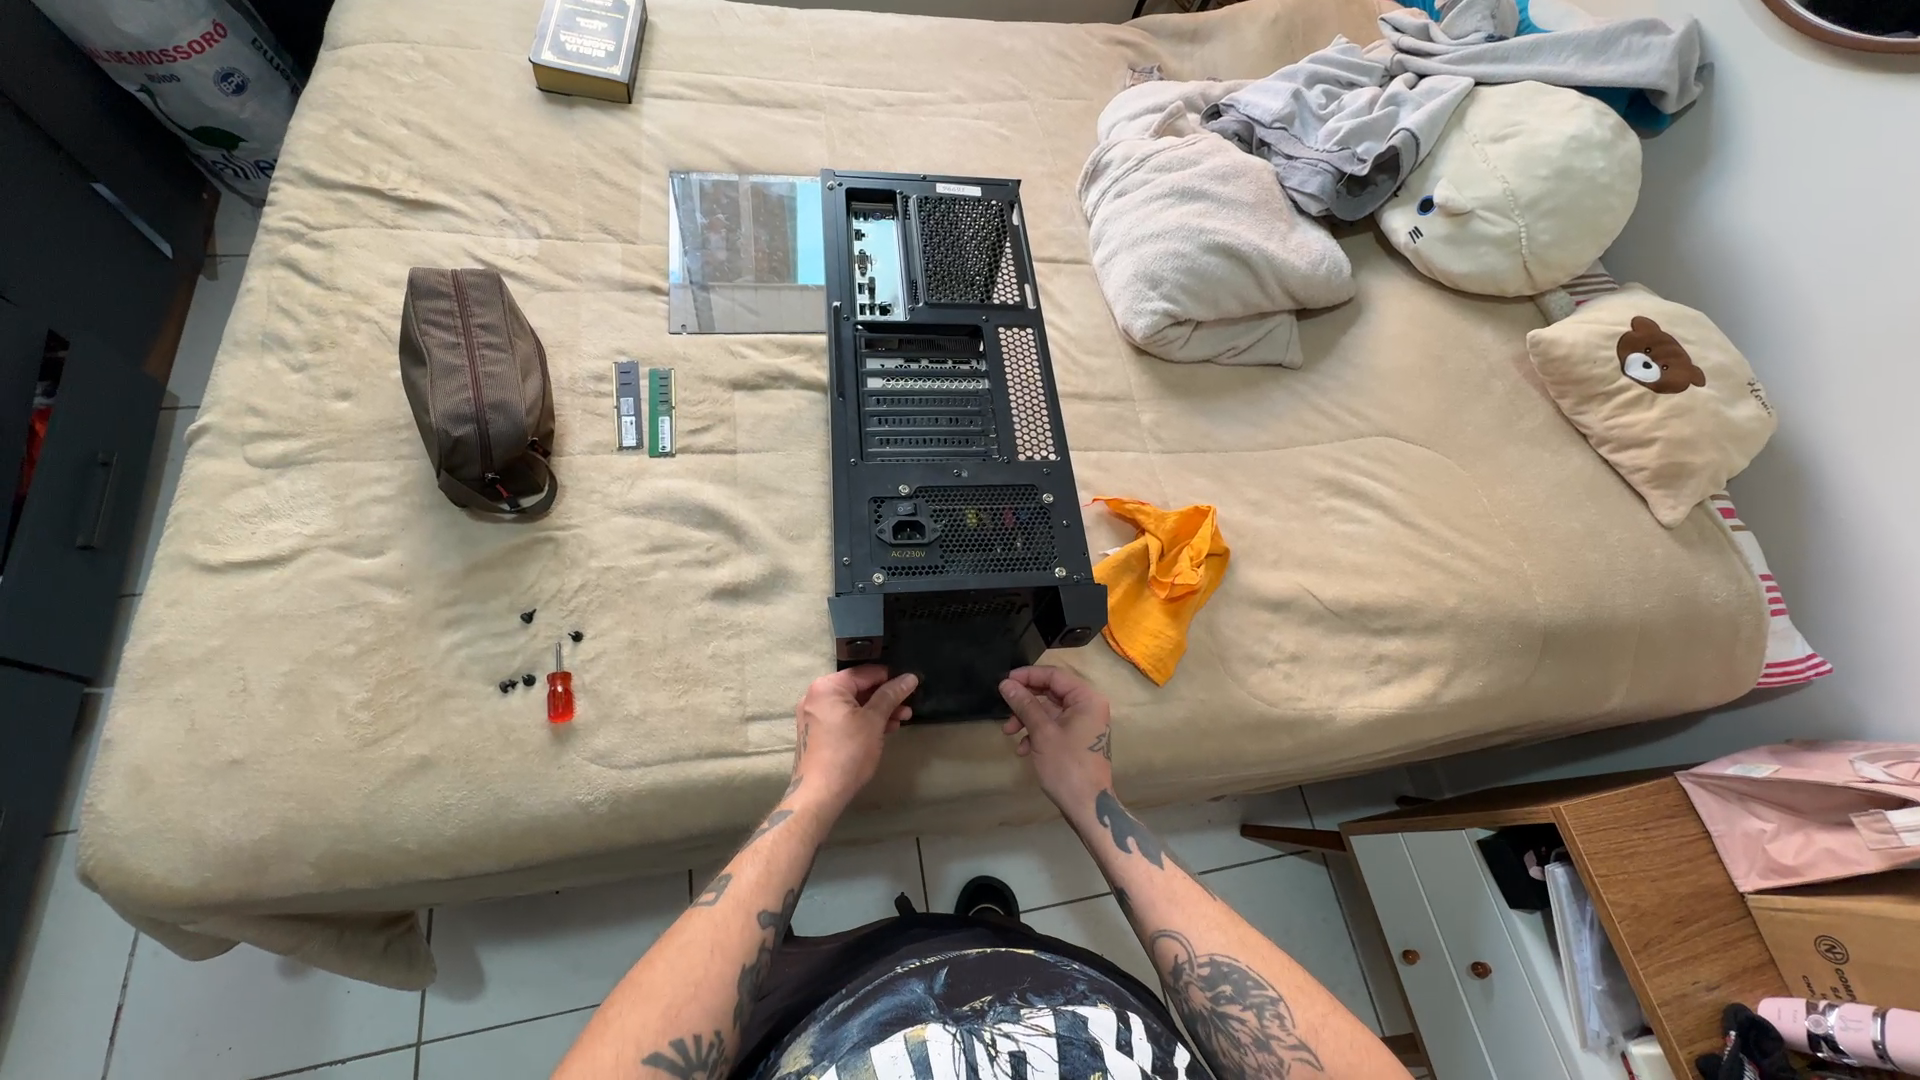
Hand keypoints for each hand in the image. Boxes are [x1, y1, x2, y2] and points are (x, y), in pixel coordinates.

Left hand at [790, 666, 915, 811]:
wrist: (820, 794)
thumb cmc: (848, 752)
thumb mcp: (874, 720)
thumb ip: (891, 695)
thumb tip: (909, 677)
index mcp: (827, 686)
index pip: (865, 672)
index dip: (891, 677)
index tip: (911, 685)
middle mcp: (817, 696)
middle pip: (859, 688)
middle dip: (886, 697)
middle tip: (909, 705)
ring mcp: (815, 715)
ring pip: (854, 705)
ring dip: (878, 711)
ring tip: (903, 719)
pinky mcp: (818, 732)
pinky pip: (845, 718)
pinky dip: (864, 721)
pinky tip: (885, 729)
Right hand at [999, 666, 1113, 809]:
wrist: (1088, 807)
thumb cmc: (1067, 766)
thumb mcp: (1042, 732)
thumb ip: (1024, 704)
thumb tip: (1006, 684)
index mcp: (1086, 699)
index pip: (1054, 675)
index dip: (1027, 676)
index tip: (1005, 682)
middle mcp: (1088, 707)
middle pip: (1051, 693)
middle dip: (1025, 702)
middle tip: (1004, 708)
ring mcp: (1084, 725)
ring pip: (1049, 712)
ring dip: (1027, 720)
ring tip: (1009, 733)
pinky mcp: (1077, 741)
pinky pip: (1054, 727)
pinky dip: (1037, 734)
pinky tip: (1023, 749)